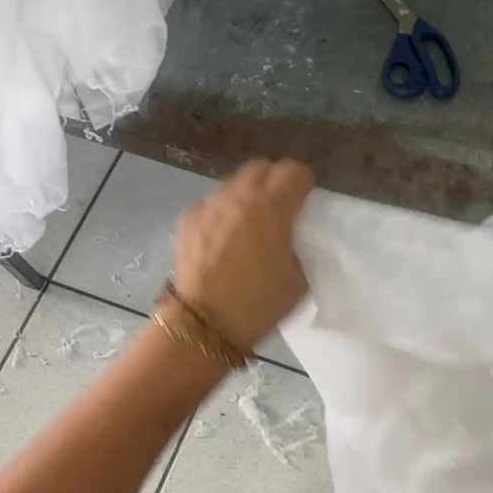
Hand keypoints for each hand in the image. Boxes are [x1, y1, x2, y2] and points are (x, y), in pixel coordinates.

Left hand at [170, 159, 315, 350]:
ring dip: (246, 196)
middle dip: (274, 182)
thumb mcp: (299, 278)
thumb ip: (297, 244)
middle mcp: (238, 196)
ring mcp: (208, 205)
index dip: (304, 185)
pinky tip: (221, 239)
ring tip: (249, 224)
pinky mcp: (187, 219)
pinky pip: (210, 204)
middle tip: (279, 208)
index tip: (304, 203)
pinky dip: (221, 213)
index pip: (295, 171)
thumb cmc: (259, 304)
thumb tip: (289, 234)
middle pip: (261, 168)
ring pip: (233, 184)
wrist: (205, 325)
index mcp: (271, 207)